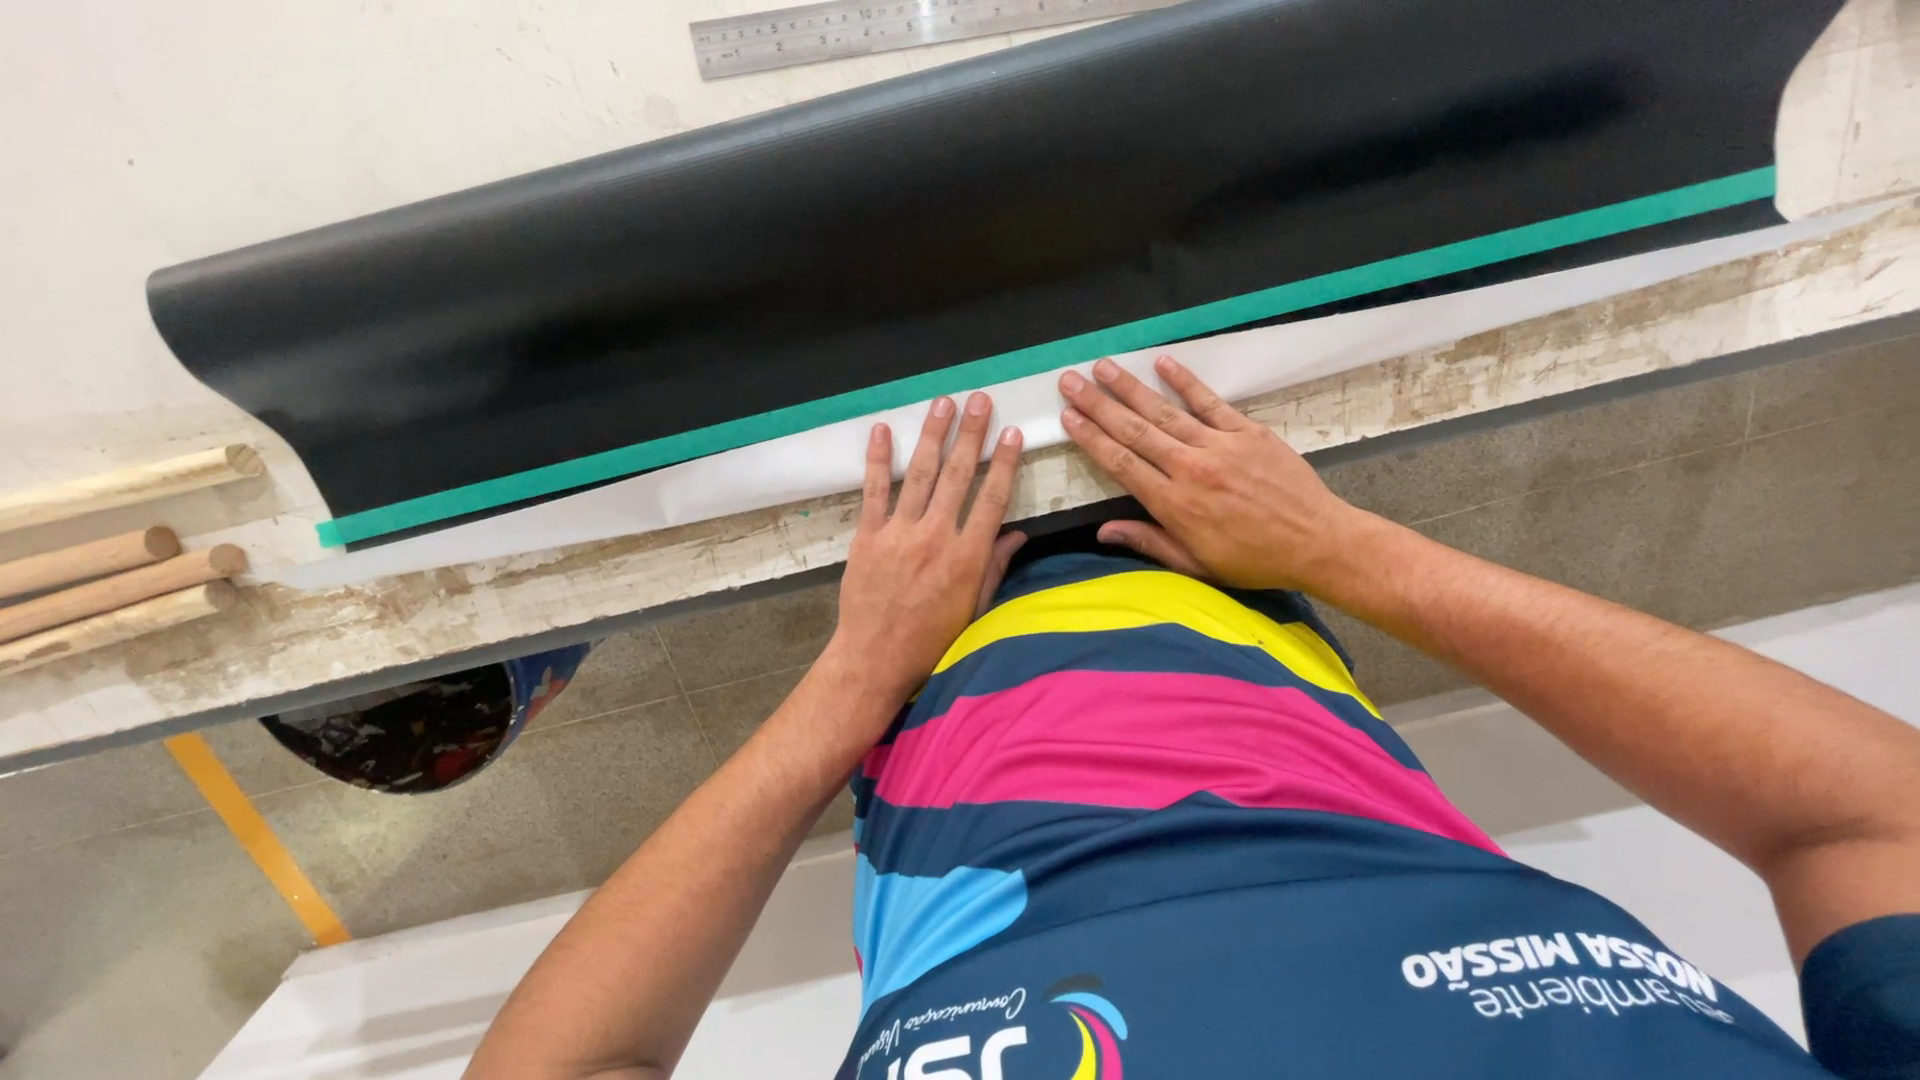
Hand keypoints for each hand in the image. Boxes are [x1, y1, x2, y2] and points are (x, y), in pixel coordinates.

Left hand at [827, 392, 1024, 705]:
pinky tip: (884, 431)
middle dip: (972, 434)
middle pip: (959, 476)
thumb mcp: (974, 609)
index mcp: (967, 557)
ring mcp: (899, 534)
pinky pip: (874, 491)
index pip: (992, 499)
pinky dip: (879, 460)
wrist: (876, 658)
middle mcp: (935, 538)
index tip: (1013, 434)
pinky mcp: (867, 536)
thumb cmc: (931, 640)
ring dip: (934, 435)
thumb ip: (995, 568)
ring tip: (944, 403)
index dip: (1005, 463)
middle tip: (981, 400)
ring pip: (921, 475)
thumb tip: (1018, 535)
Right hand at [1058, 355, 1370, 591]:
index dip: (1090, 438)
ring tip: (1103, 367)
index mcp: (1174, 504)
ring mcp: (1220, 446)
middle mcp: (1190, 468)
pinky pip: (1210, 402)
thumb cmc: (1253, 561)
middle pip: (1134, 430)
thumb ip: (1148, 541)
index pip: (1121, 463)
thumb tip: (1103, 530)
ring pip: (1164, 411)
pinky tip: (1163, 363)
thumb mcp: (1195, 565)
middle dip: (1098, 404)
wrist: (1316, 543)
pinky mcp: (1248, 432)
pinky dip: (1186, 382)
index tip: (1068, 417)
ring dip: (1130, 387)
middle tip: (1070, 381)